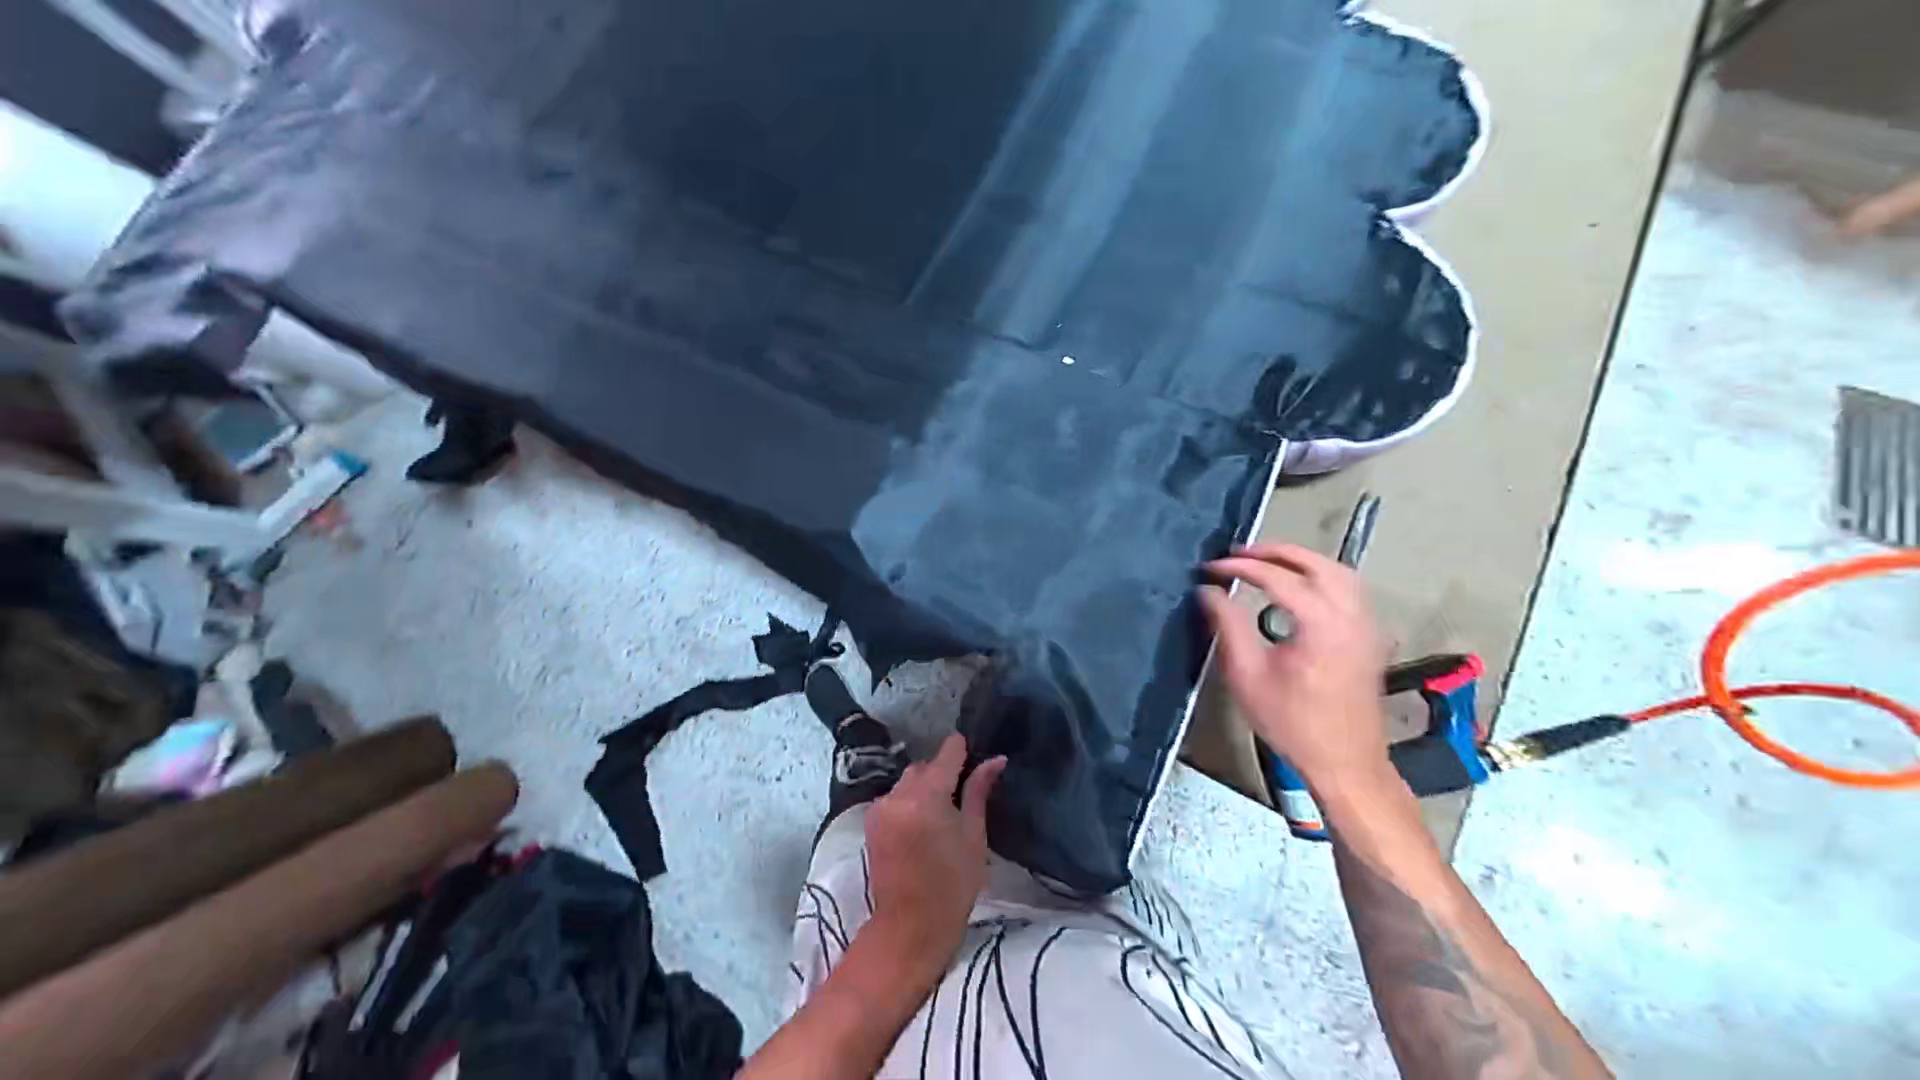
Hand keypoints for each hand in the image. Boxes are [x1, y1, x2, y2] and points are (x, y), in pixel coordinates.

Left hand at [861, 734, 1006, 978]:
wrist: (910, 926)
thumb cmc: (953, 885)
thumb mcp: (974, 837)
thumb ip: (978, 792)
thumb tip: (995, 760)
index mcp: (927, 796)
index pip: (947, 753)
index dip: (962, 750)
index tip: (974, 756)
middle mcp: (899, 794)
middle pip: (925, 767)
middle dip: (942, 773)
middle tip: (961, 797)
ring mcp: (881, 807)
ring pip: (907, 781)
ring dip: (923, 787)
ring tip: (940, 815)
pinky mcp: (871, 821)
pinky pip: (894, 797)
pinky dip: (907, 801)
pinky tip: (920, 825)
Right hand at [1198, 543, 1391, 788]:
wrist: (1345, 762)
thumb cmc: (1292, 724)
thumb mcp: (1248, 675)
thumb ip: (1228, 625)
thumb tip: (1209, 591)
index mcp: (1323, 625)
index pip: (1279, 578)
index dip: (1241, 567)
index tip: (1211, 568)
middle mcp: (1353, 616)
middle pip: (1317, 563)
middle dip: (1276, 552)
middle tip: (1239, 554)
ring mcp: (1368, 625)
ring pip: (1339, 571)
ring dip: (1301, 561)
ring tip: (1265, 563)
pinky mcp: (1370, 636)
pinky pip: (1349, 588)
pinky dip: (1320, 576)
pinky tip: (1296, 586)